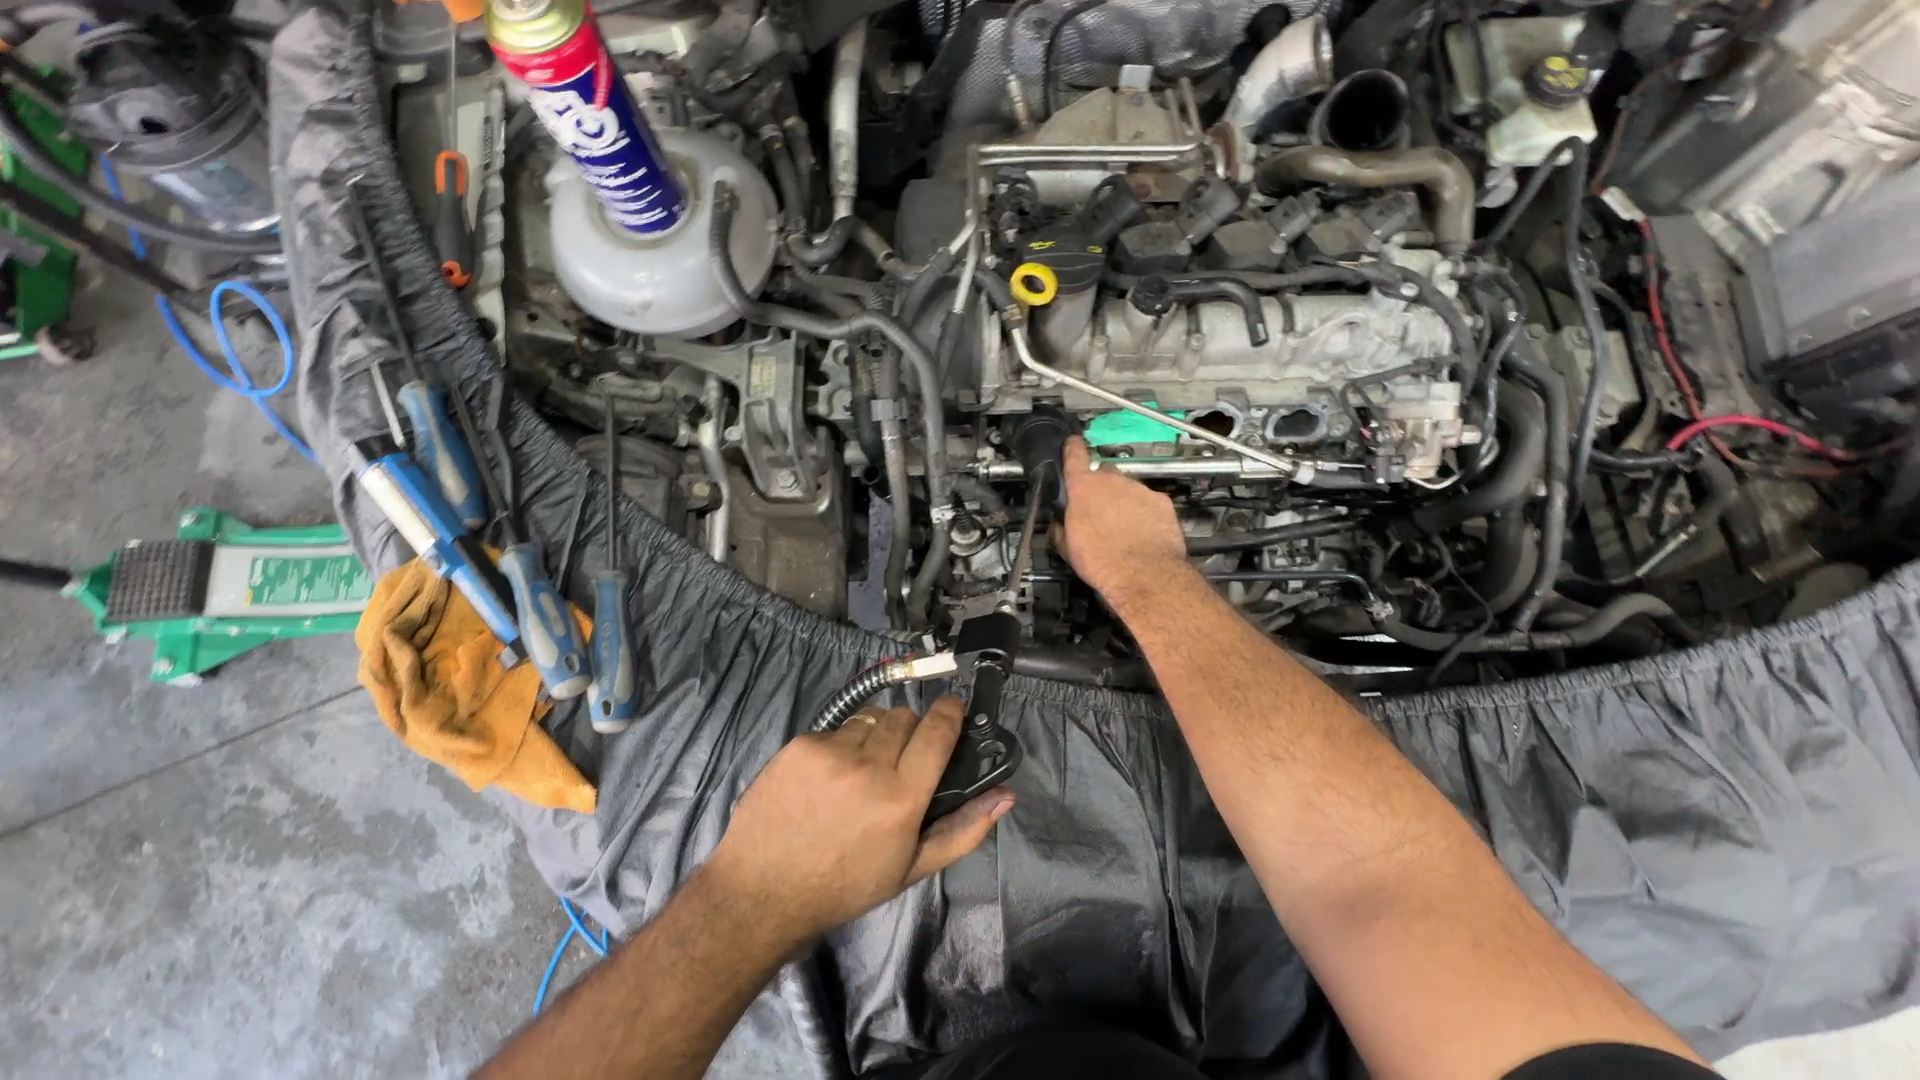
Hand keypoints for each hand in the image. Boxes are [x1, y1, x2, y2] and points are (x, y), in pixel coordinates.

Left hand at [701, 696, 1013, 942]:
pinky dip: (840, 745)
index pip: (937, 731)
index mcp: (902, 798)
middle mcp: (869, 766)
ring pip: (869, 719)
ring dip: (874, 735)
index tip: (953, 707)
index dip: (950, 712)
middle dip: (910, 730)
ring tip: (861, 769)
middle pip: (904, 717)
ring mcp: (830, 752)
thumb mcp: (910, 870)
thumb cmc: (845, 886)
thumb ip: (962, 830)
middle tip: (901, 758)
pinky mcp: (799, 746)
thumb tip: (1005, 795)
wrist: (763, 892)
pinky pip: (834, 730)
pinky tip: (828, 777)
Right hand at [1055, 436, 1189, 604]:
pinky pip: (1149, 501)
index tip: (1073, 443)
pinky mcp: (1161, 501)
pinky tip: (1143, 532)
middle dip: (1102, 487)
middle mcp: (1112, 481)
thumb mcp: (1069, 549)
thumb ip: (1060, 530)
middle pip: (1104, 473)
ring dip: (1124, 502)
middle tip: (1100, 510)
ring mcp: (1139, 489)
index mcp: (1084, 488)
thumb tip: (1057, 527)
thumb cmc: (1101, 562)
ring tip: (1123, 528)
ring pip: (1128, 488)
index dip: (1072, 448)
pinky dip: (1146, 512)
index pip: (1074, 455)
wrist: (1144, 574)